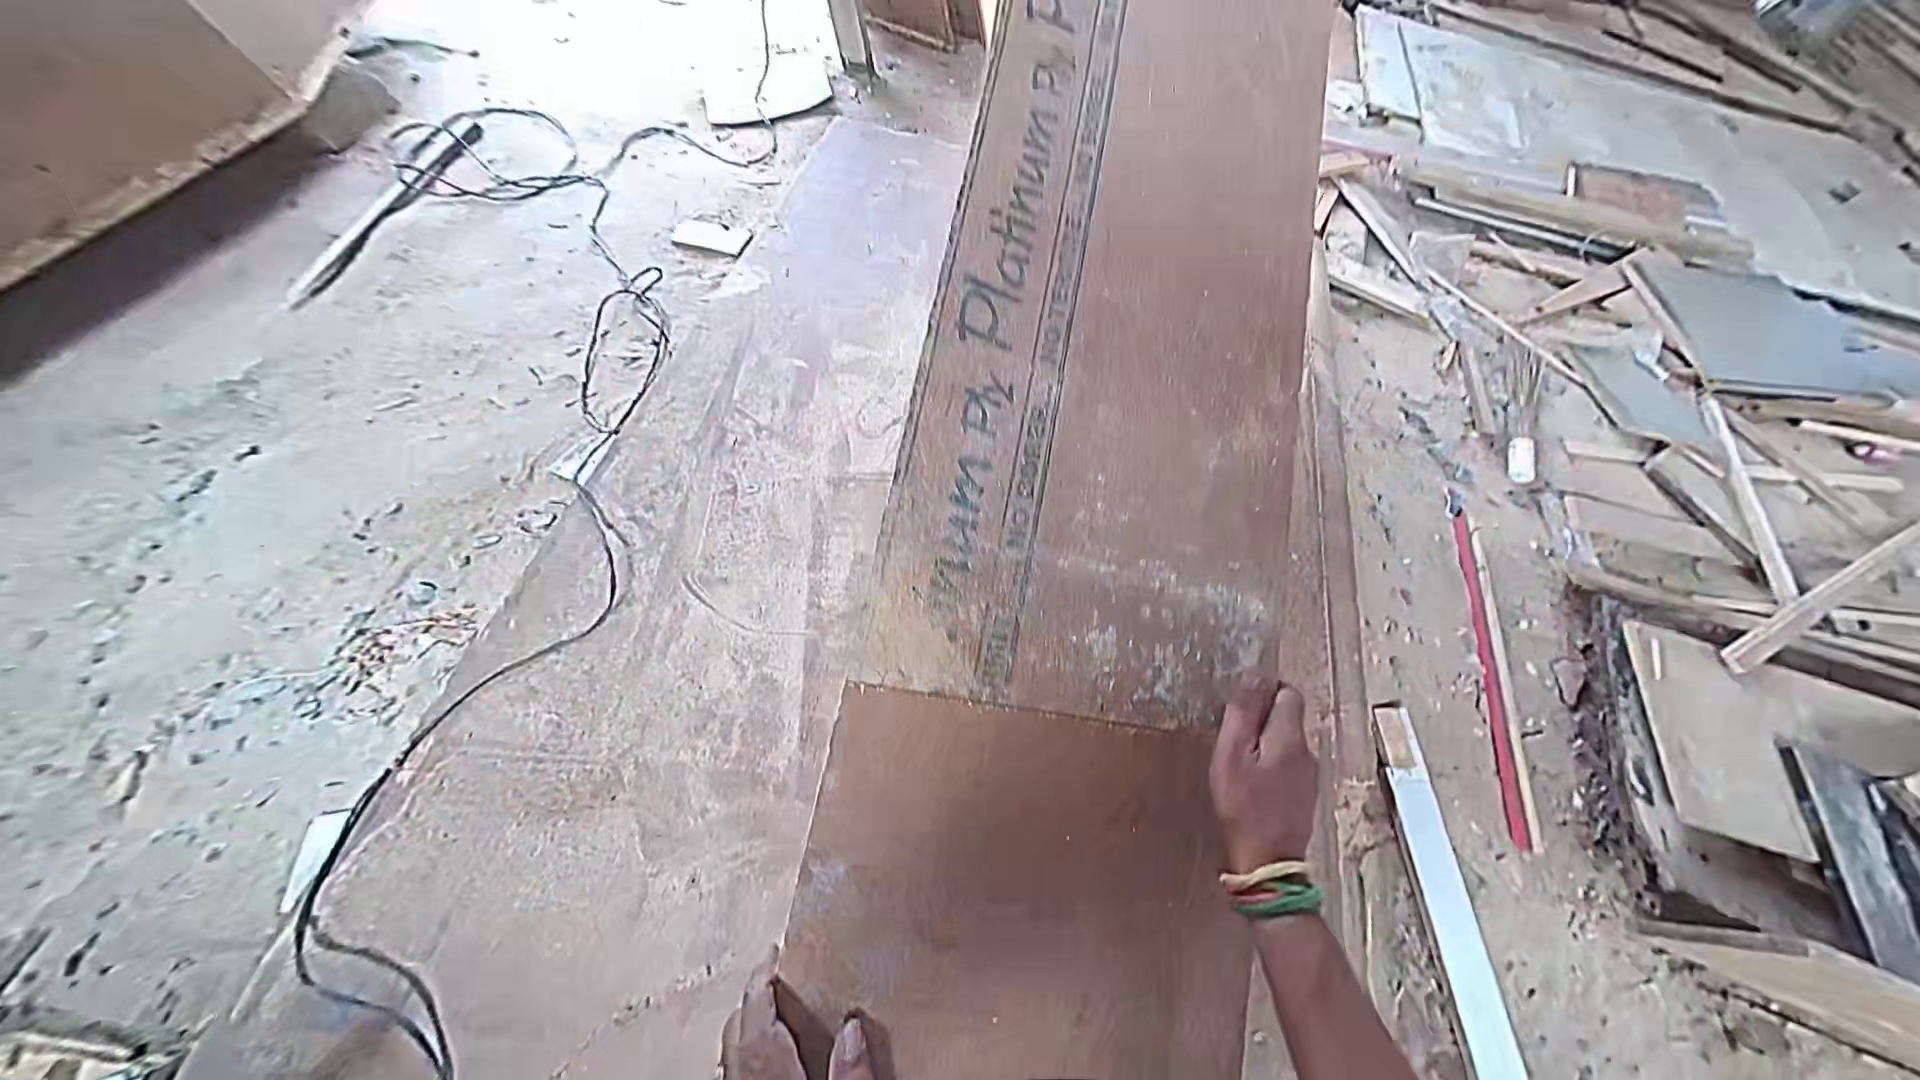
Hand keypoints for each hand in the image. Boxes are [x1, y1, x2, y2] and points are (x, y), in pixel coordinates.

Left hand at [721, 947, 875, 1079]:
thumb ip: (849, 1071)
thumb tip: (853, 1027)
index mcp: (767, 1067)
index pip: (755, 1006)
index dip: (763, 973)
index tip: (774, 950)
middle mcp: (745, 1078)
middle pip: (738, 1026)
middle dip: (756, 996)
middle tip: (780, 974)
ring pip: (736, 1050)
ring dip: (753, 1025)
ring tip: (779, 1009)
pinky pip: (741, 1070)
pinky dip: (756, 1051)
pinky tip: (777, 1055)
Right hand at [1208, 673, 1316, 872]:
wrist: (1266, 863)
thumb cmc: (1242, 804)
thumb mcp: (1231, 753)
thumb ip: (1244, 712)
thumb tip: (1255, 674)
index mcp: (1290, 737)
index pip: (1288, 693)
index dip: (1263, 692)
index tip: (1239, 710)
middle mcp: (1307, 751)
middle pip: (1288, 716)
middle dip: (1261, 718)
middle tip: (1232, 738)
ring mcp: (1310, 774)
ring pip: (1286, 740)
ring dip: (1265, 742)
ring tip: (1239, 761)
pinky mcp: (1304, 793)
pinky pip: (1288, 762)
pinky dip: (1270, 762)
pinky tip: (1252, 781)